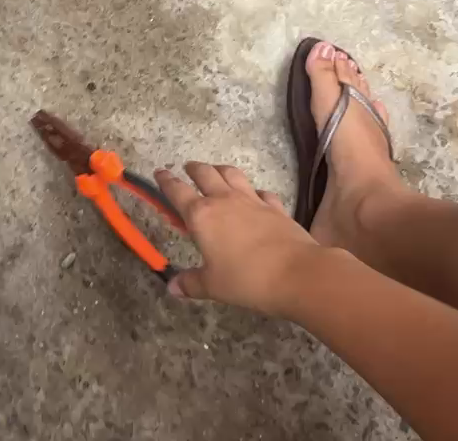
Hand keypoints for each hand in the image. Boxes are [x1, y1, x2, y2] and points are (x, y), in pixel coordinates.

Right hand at [156, 162, 328, 316]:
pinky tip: (255, 198)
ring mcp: (251, 201)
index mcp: (201, 215)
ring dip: (220, 170)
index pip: (176, 190)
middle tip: (188, 168)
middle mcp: (223, 200)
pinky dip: (254, 192)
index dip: (165, 180)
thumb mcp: (213, 286)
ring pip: (231, 174)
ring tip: (216, 172)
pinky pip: (261, 192)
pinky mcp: (274, 208)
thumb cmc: (247, 280)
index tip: (159, 173)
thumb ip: (191, 283)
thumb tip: (172, 287)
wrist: (298, 274)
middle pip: (204, 173)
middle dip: (193, 168)